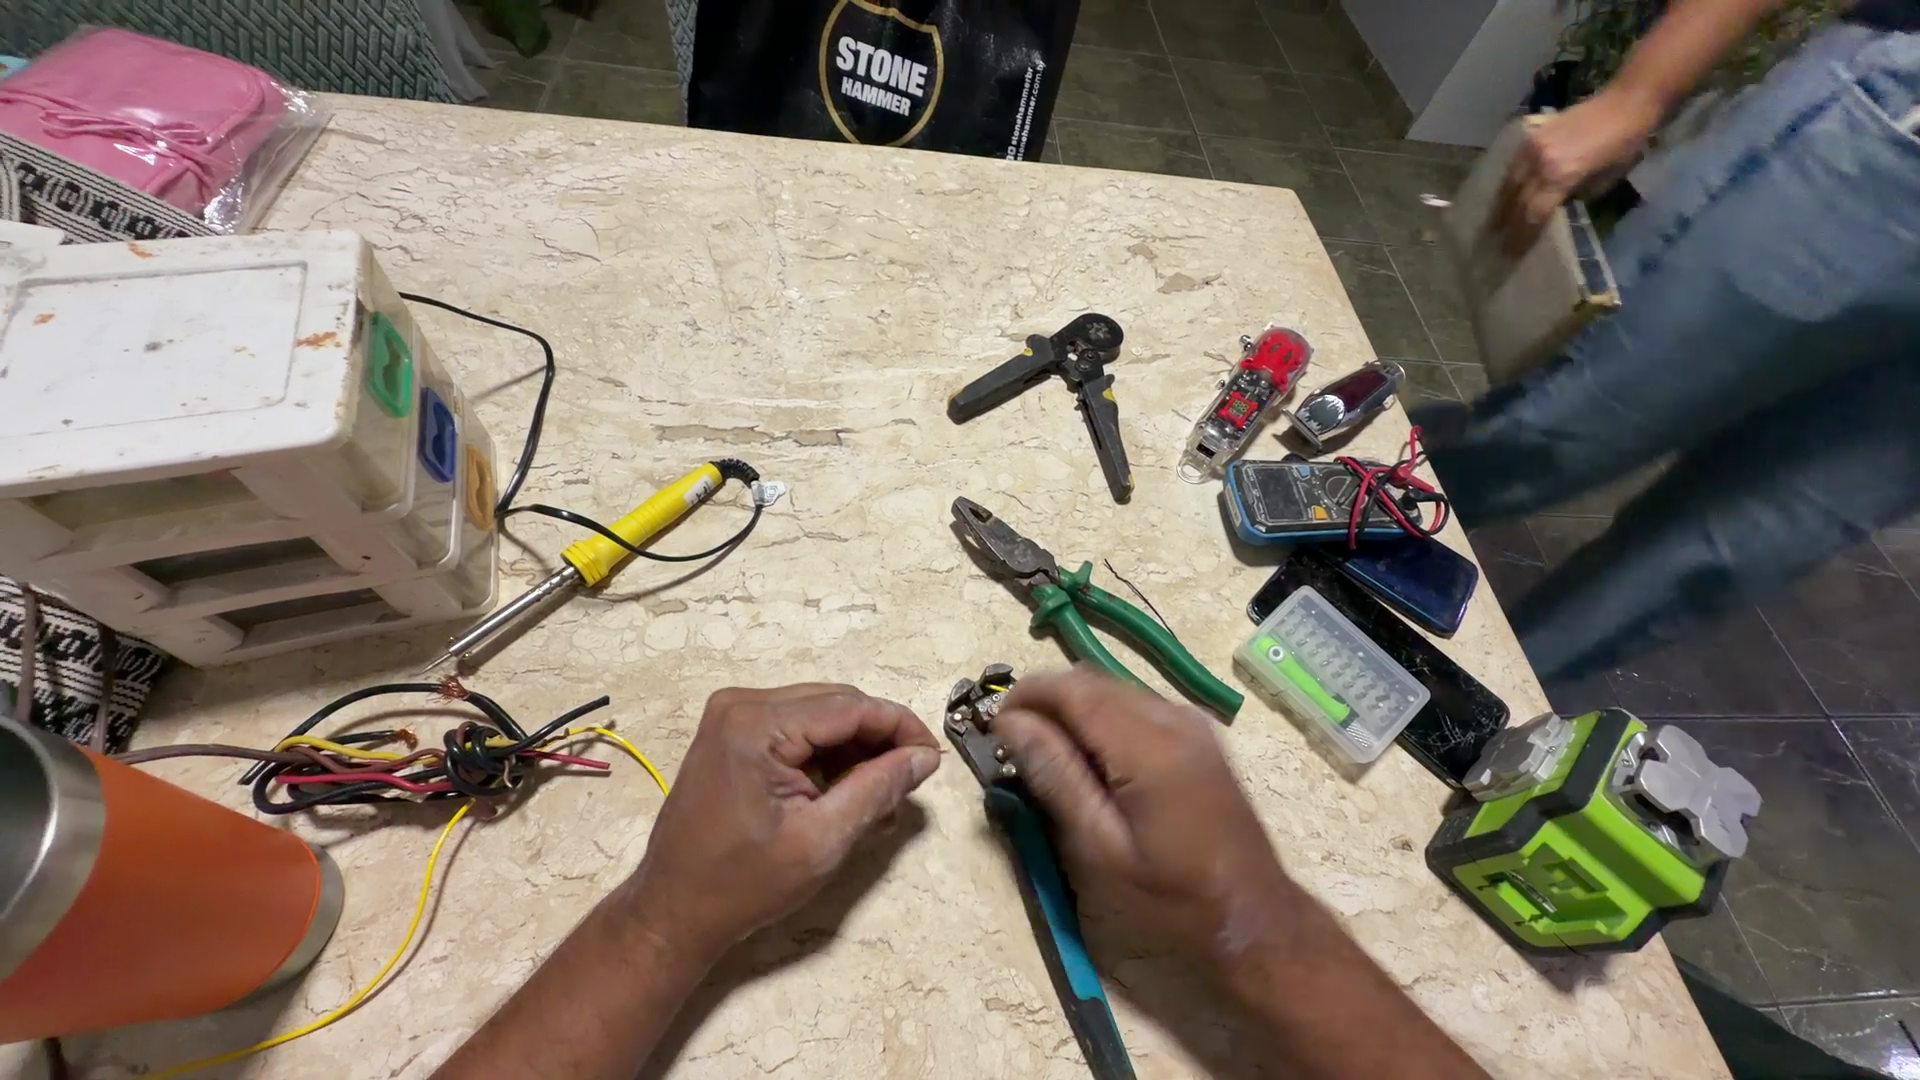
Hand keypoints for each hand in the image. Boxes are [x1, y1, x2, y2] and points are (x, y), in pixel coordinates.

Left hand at [621, 684, 940, 964]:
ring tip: (881, 795)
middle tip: (910, 781)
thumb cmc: (742, 885)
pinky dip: (829, 754)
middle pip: (837, 704)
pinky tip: (848, 789)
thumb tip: (925, 757)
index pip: (849, 707)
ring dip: (857, 748)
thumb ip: (877, 789)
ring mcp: (734, 714)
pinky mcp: (735, 730)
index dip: (900, 727)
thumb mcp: (821, 841)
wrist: (672, 911)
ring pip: (822, 714)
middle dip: (879, 739)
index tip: (933, 758)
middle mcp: (742, 703)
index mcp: (756, 724)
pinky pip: (799, 727)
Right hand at [994, 670, 1294, 974]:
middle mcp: (1173, 717)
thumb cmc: (1171, 899)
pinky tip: (1089, 757)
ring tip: (1045, 751)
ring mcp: (1191, 722)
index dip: (1027, 695)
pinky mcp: (1198, 734)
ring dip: (1072, 707)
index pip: (1074, 689)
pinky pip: (1135, 705)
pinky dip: (1101, 717)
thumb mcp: (1100, 848)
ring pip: (1113, 688)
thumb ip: (1056, 776)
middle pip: (1092, 681)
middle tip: (1012, 741)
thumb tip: (1010, 724)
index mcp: (1150, 744)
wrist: (1255, 920)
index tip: (993, 724)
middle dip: (1046, 700)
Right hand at [1496, 90, 1661, 254]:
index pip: (1534, 214)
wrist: (1630, 98)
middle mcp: (1541, 164)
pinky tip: (1507, 194)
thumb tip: (1555, 209)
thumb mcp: (1607, 177)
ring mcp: (1532, 149)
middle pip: (1516, 202)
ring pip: (1508, 184)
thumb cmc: (1628, 140)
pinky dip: (1508, 184)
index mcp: (1562, 176)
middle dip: (1506, 224)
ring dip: (1501, 206)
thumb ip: (1576, 195)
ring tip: (1495, 222)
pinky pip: (1513, 167)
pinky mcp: (1531, 138)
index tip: (1512, 252)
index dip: (1522, 236)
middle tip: (1496, 242)